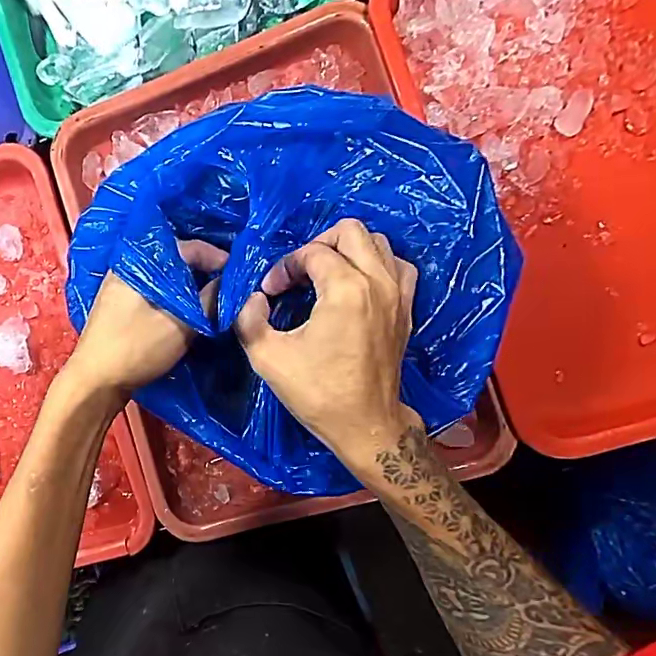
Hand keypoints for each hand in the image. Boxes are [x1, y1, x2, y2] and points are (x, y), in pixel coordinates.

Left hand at [62, 240, 227, 397]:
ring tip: (212, 297)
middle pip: (174, 258)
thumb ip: (208, 300)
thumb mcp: (180, 325)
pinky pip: (155, 288)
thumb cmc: (135, 349)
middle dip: (203, 269)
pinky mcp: (120, 303)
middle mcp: (127, 266)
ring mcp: (121, 285)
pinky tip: (188, 308)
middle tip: (228, 285)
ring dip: (189, 283)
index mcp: (139, 263)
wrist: (94, 382)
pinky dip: (174, 294)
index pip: (186, 246)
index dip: (216, 257)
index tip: (238, 273)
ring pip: (165, 275)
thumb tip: (228, 283)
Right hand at [235, 219, 420, 465]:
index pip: (311, 252)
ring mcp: (398, 294)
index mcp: (345, 289)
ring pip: (378, 243)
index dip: (284, 267)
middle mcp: (377, 282)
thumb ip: (248, 319)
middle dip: (318, 244)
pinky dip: (376, 264)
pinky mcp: (407, 308)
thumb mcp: (266, 357)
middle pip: (351, 231)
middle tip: (298, 272)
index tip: (270, 293)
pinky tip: (355, 284)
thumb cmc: (316, 391)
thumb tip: (253, 299)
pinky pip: (397, 266)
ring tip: (324, 274)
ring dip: (347, 250)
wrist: (364, 424)